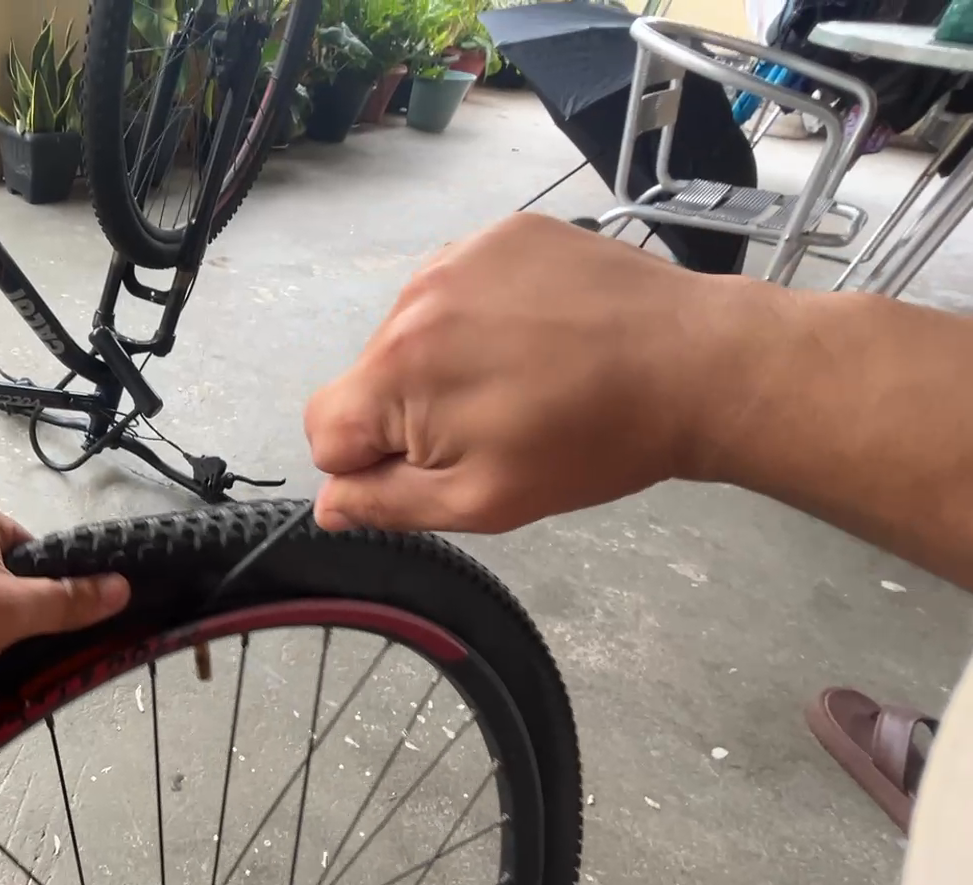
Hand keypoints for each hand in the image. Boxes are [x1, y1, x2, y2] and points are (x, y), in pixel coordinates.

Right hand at [304, 213, 777, 532]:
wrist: (705, 363)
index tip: (431, 462)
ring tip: (507, 374)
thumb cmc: (589, 445)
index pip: (323, 432)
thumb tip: (325, 505)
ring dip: (429, 366)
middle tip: (481, 422)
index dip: (366, 463)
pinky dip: (463, 319)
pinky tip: (521, 332)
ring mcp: (452, 258)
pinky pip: (441, 293)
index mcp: (396, 372)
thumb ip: (384, 504)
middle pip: (360, 385)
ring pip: (397, 340)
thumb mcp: (477, 502)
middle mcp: (408, 303)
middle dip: (399, 414)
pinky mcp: (494, 234)